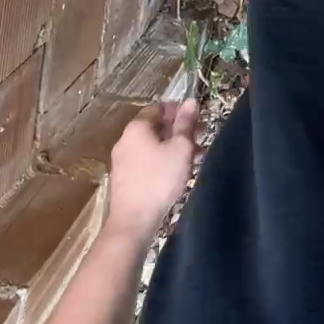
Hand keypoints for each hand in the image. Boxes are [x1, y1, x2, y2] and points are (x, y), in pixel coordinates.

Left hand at [104, 101, 201, 240]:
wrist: (133, 222)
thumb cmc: (160, 178)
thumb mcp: (181, 147)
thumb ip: (186, 123)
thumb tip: (190, 101)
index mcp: (137, 128)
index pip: (159, 108)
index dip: (179, 110)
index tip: (197, 118)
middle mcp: (126, 140)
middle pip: (156, 127)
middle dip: (180, 129)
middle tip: (201, 136)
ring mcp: (123, 161)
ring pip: (153, 145)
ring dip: (174, 146)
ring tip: (196, 156)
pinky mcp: (125, 179)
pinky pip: (147, 160)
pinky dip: (163, 160)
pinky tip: (179, 171)